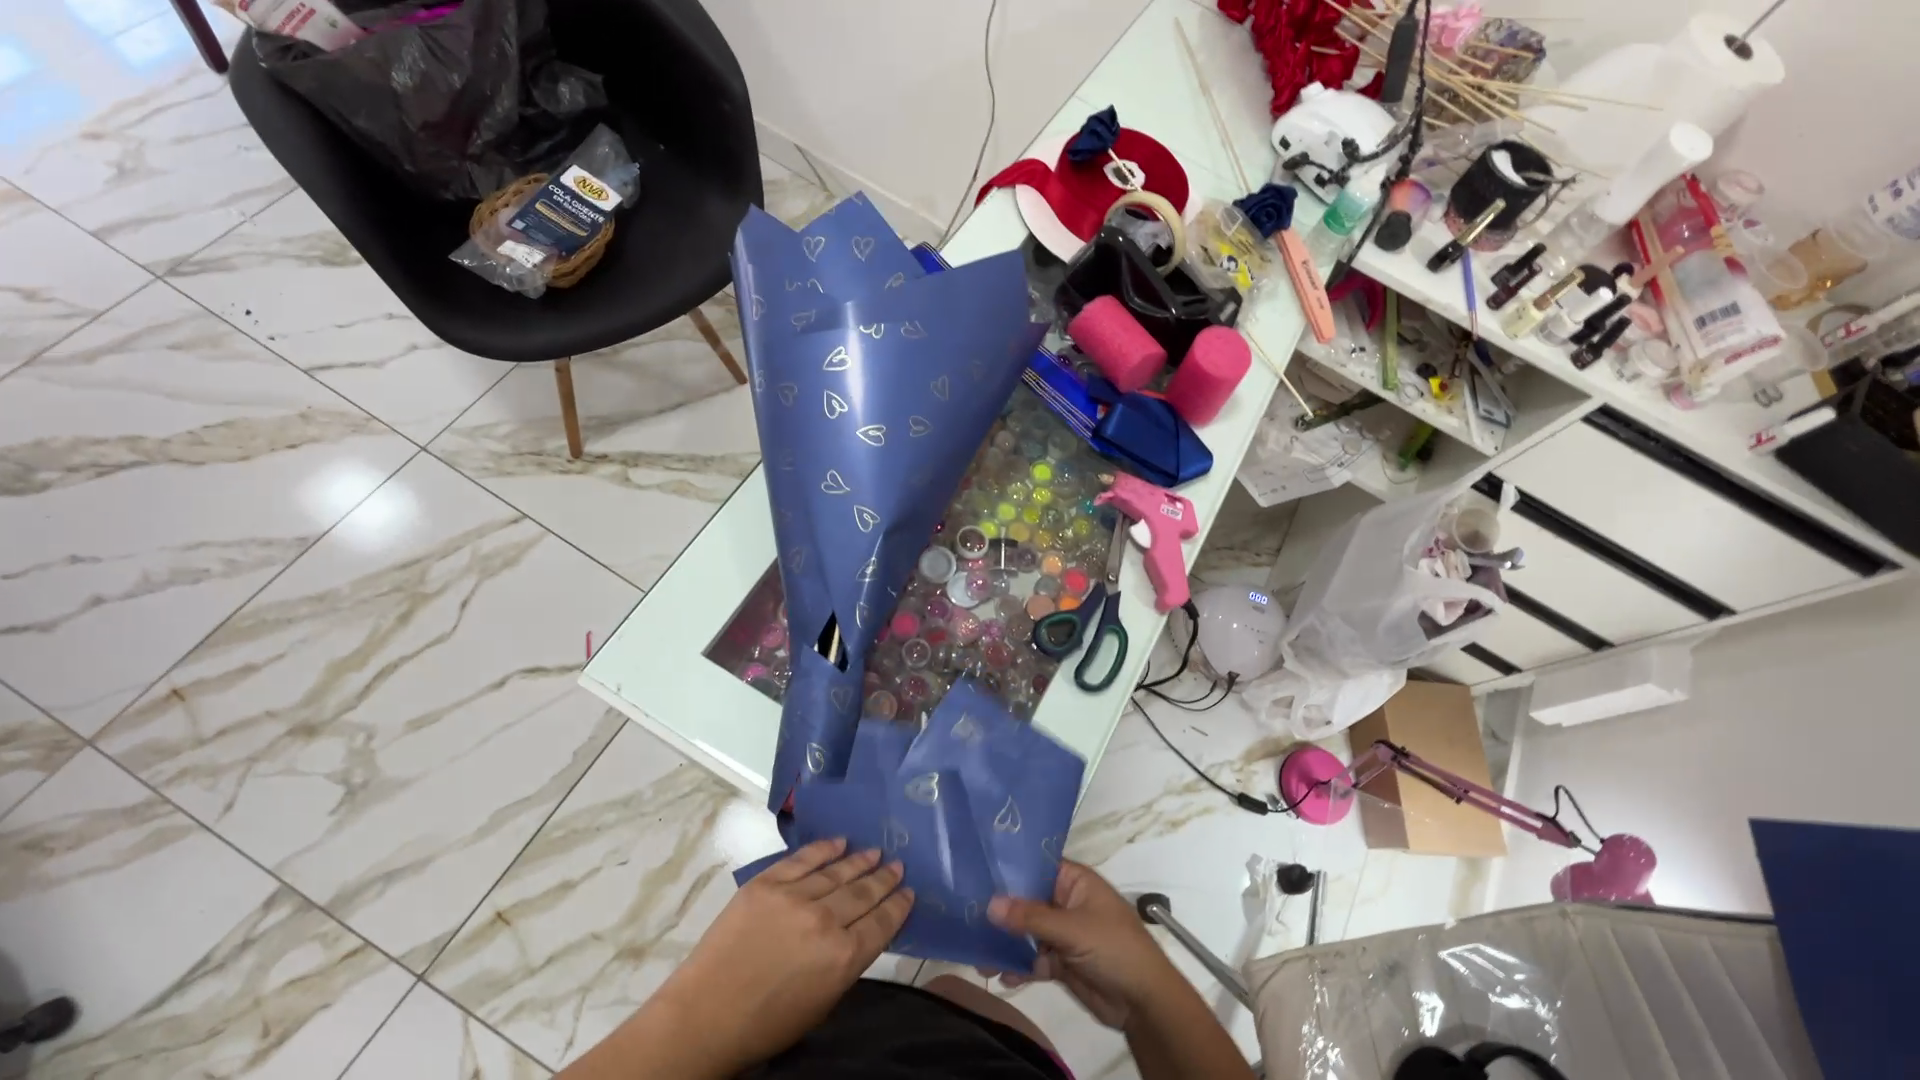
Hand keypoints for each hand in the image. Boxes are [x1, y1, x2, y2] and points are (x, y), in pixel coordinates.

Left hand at [654, 838, 912, 1071]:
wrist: (706, 1014)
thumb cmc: (767, 1023)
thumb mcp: (823, 1002)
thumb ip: (846, 962)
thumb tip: (859, 933)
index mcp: (844, 957)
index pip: (882, 923)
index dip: (898, 906)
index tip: (909, 892)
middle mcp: (825, 921)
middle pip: (864, 893)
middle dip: (884, 879)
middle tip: (898, 866)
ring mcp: (794, 898)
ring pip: (837, 872)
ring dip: (860, 861)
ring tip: (875, 852)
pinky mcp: (766, 884)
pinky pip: (802, 860)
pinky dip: (824, 849)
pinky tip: (839, 843)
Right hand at [985, 860, 1179, 1028]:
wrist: (1144, 1001)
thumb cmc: (1114, 948)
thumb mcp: (1072, 929)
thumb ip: (1031, 917)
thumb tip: (990, 904)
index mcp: (1075, 882)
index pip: (1037, 867)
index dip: (1009, 870)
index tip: (974, 871)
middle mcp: (1067, 903)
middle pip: (1027, 901)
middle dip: (1000, 911)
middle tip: (964, 916)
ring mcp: (1064, 934)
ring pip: (1026, 933)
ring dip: (1005, 943)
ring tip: (978, 955)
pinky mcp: (1061, 962)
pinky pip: (1032, 959)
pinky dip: (1018, 966)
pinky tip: (1001, 975)